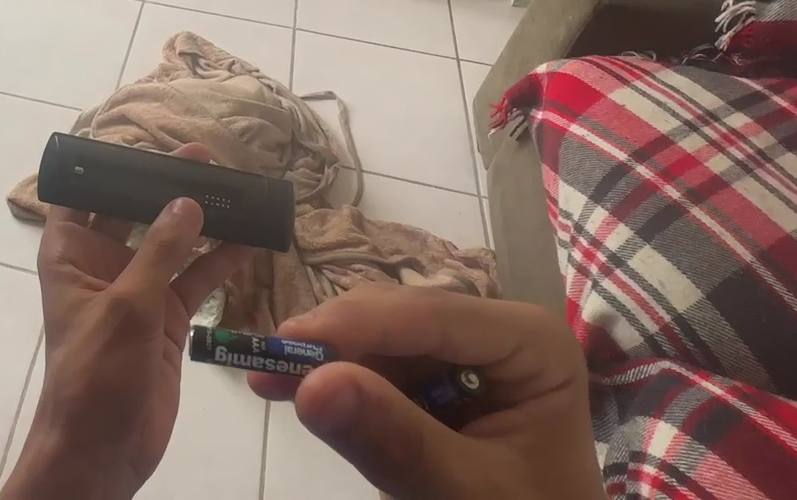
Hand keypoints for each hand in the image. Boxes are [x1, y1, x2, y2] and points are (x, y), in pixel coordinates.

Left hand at [0, 144, 251, 499]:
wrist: (102, 451)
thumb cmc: (94, 371)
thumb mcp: (125, 305)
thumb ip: (159, 250)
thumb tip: (188, 200)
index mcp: (70, 250)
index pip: (85, 191)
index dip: (111, 166)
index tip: (148, 144)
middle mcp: (101, 260)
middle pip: (134, 208)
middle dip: (166, 183)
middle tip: (204, 156)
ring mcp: (136, 286)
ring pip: (170, 240)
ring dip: (199, 218)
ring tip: (234, 188)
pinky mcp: (165, 315)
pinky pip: (195, 277)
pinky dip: (220, 259)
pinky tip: (250, 239)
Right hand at [248, 284, 602, 499]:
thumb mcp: (470, 498)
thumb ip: (398, 443)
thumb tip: (311, 386)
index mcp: (528, 341)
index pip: (430, 314)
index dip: (356, 323)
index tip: (287, 341)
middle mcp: (493, 328)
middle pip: (397, 317)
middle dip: (334, 342)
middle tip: (268, 365)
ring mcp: (462, 349)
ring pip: (376, 335)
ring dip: (324, 359)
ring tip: (269, 379)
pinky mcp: (435, 374)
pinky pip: (374, 363)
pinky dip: (334, 379)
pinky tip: (291, 387)